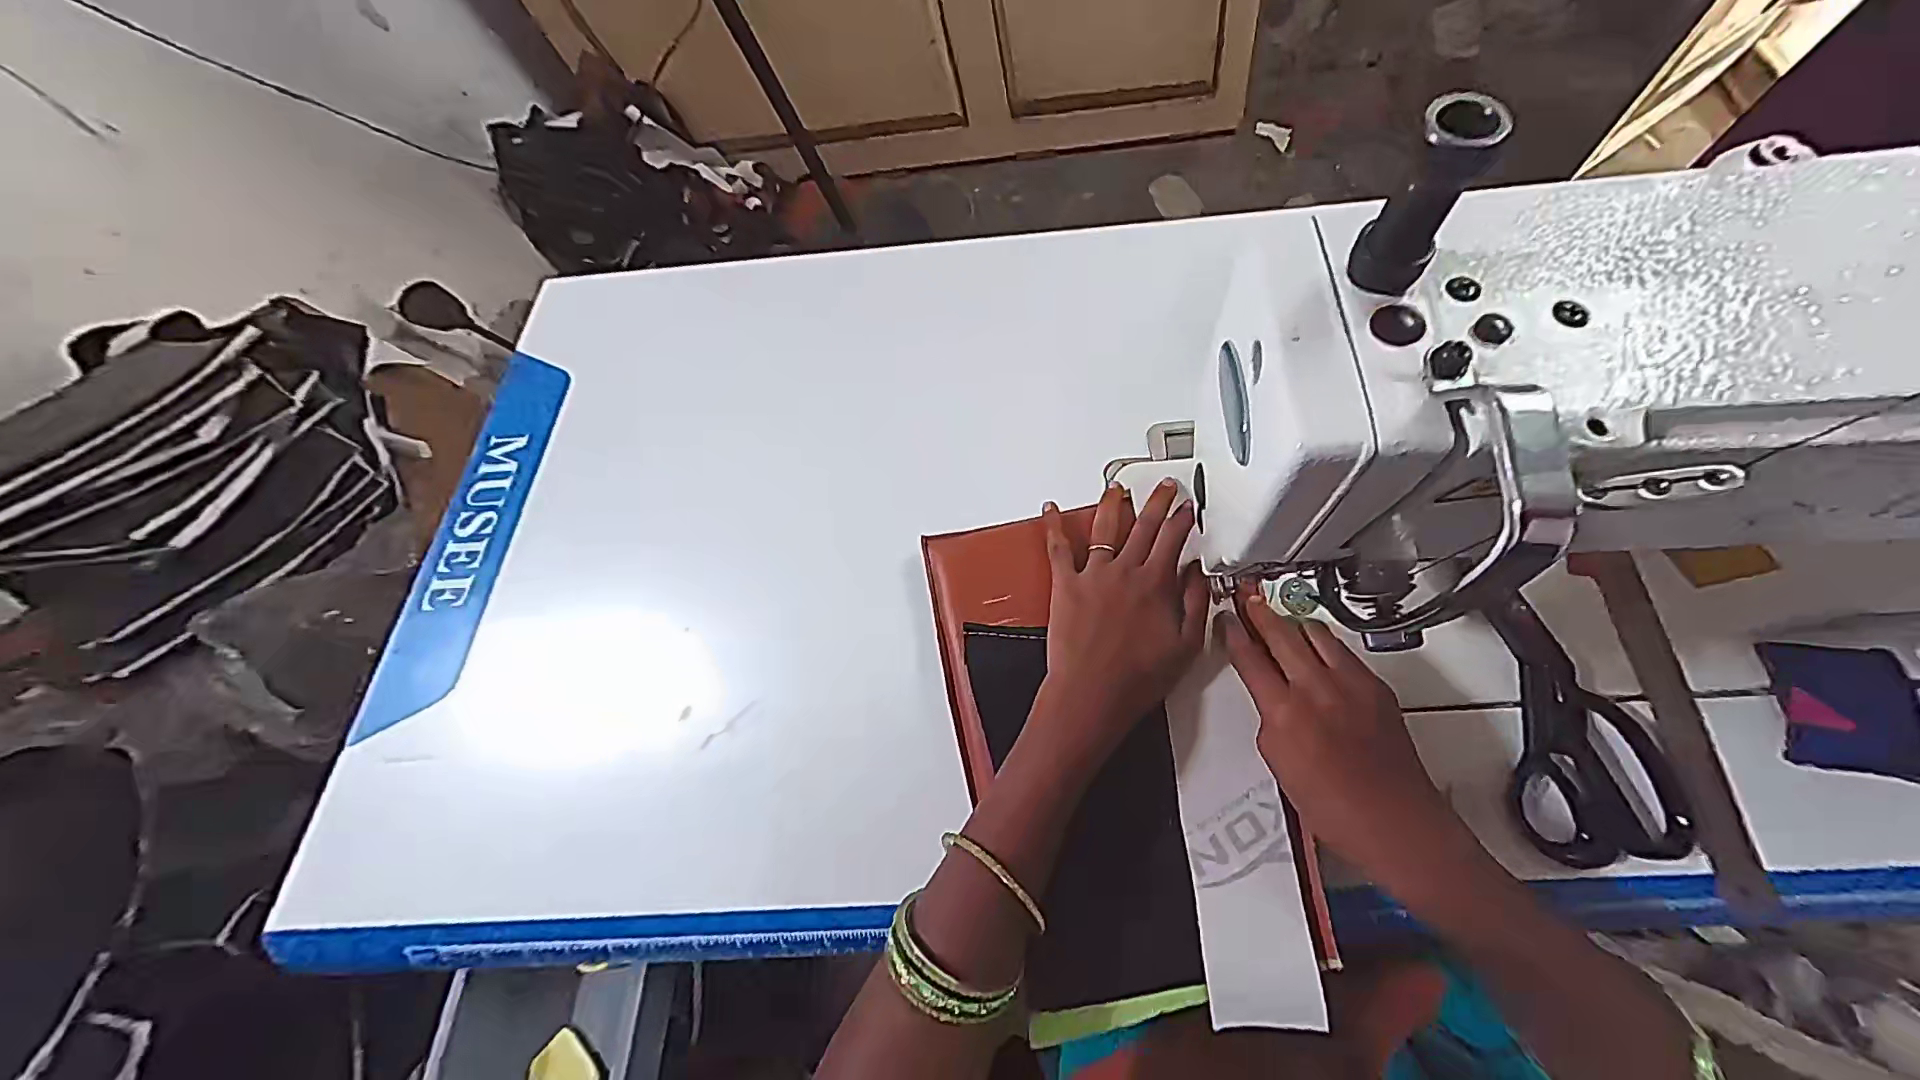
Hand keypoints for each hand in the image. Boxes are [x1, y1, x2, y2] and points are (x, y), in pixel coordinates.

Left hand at [1038, 479, 1208, 752]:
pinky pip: (1058, 548)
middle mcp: (1124, 572)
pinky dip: (1053, 526)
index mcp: (1156, 584)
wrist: (1093, 692)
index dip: (1182, 519)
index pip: (1173, 539)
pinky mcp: (1066, 585)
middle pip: (1144, 525)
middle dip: (1156, 501)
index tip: (1187, 508)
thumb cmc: (1137, 677)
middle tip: (1164, 488)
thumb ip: (1196, 603)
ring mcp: (1093, 575)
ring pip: (1105, 528)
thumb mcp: (1186, 645)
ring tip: (1117, 488)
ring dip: (1113, 504)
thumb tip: (1198, 573)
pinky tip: (1050, 510)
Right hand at [1217, 582, 1471, 883]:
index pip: (1249, 657)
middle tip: (1246, 595)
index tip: (1227, 621)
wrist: (1395, 823)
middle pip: (1280, 632)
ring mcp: (1352, 685)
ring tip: (1278, 612)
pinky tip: (1316, 643)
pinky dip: (1323, 640)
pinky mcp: (1377, 688)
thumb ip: (1268, 718)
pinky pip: (1343, 650)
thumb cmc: (1336, 807)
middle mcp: (1318, 690)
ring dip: (1291, 621)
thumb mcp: (1278, 761)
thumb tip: (1269, 696)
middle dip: (1259, 611)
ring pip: (1314, 632)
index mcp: (1284, 711)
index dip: (1234, 633)